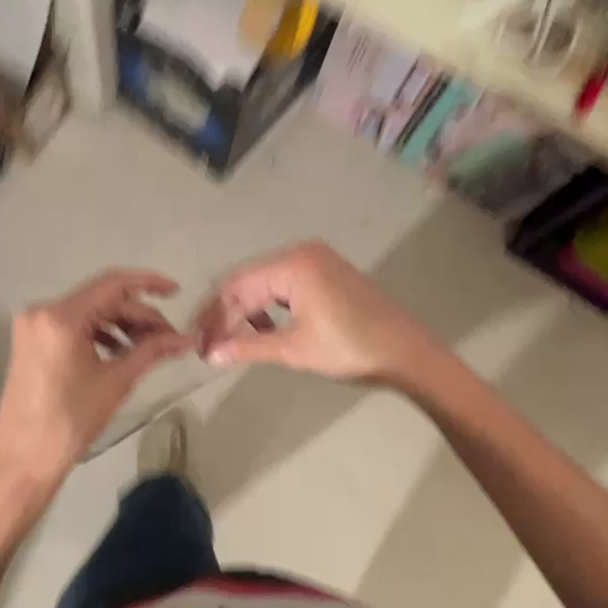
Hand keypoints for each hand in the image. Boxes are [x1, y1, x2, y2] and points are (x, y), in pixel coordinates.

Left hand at [0, 270, 193, 487]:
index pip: (112, 284)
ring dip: (120, 323)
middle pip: (101, 298)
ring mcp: (33, 324)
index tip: (176, 291)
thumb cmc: (71, 420)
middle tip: (168, 337)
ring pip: (88, 311)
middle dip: (137, 314)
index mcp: (61, 317)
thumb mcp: (116, 381)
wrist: (25, 457)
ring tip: (149, 346)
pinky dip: (98, 332)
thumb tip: (186, 338)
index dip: (148, 284)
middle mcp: (42, 310)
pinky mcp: (31, 339)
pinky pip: (72, 324)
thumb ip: (152, 351)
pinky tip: (120, 350)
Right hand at [195, 240, 442, 385]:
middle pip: (248, 280)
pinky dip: (269, 306)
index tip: (200, 345)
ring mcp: (317, 260)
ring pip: (265, 282)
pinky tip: (263, 328)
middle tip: (209, 345)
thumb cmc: (350, 349)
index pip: (236, 285)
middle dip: (226, 313)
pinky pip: (285, 284)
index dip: (214, 316)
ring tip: (231, 341)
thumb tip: (211, 355)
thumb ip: (248, 347)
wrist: (407, 353)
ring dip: (246, 311)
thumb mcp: (294, 349)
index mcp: (292, 264)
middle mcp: (301, 252)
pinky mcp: (327, 272)